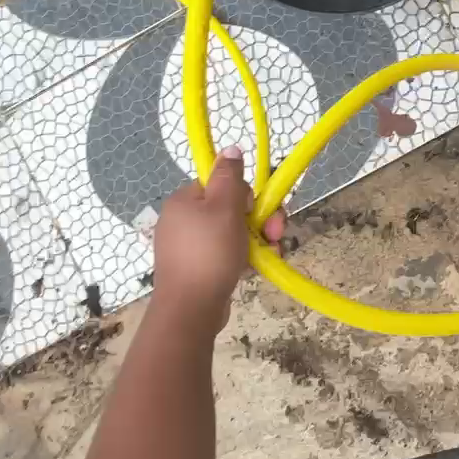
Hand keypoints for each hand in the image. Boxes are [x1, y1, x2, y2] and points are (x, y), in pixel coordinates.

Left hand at [149, 146, 284, 333]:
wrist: (190, 309)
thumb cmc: (210, 252)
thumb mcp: (225, 208)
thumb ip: (230, 176)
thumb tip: (230, 148)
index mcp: (184, 201)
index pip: (222, 183)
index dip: (247, 194)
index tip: (260, 209)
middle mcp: (182, 220)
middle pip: (232, 207)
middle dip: (259, 219)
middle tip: (276, 233)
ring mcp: (188, 246)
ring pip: (233, 230)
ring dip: (258, 237)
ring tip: (271, 252)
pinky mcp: (197, 267)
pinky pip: (227, 251)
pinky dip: (245, 255)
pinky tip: (259, 264)